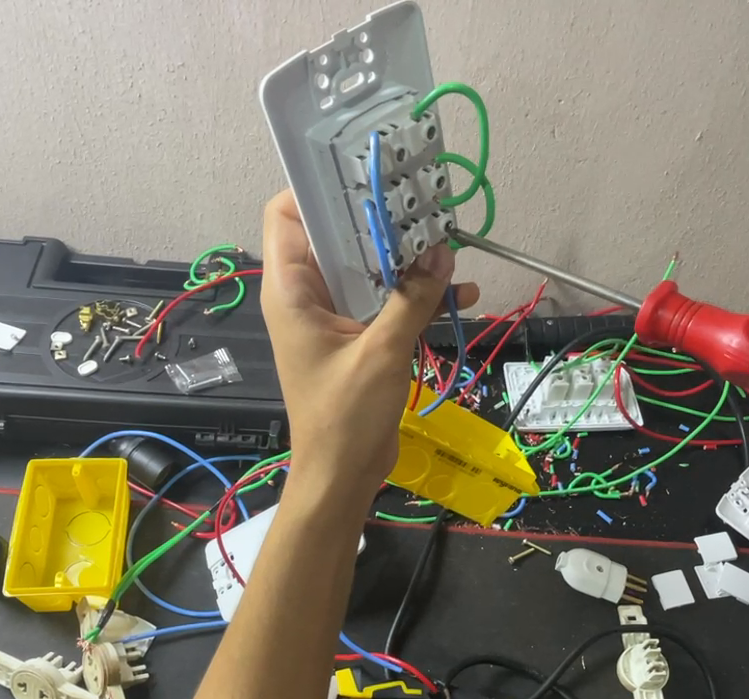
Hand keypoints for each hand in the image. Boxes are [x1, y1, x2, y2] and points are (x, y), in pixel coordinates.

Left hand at [259, 190, 477, 510]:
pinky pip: (386, 302)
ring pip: (369, 268)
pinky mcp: (358, 339)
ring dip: (408, 259)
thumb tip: (442, 253)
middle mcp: (309, 296)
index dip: (320, 186)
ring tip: (450, 248)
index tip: (367, 174)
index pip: (288, 212)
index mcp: (292, 290)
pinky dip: (417, 297)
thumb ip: (412, 299)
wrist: (343, 475)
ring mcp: (334, 317)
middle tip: (423, 203)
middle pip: (338, 234)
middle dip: (380, 219)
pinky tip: (460, 296)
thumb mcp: (381, 353)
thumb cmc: (346, 418)